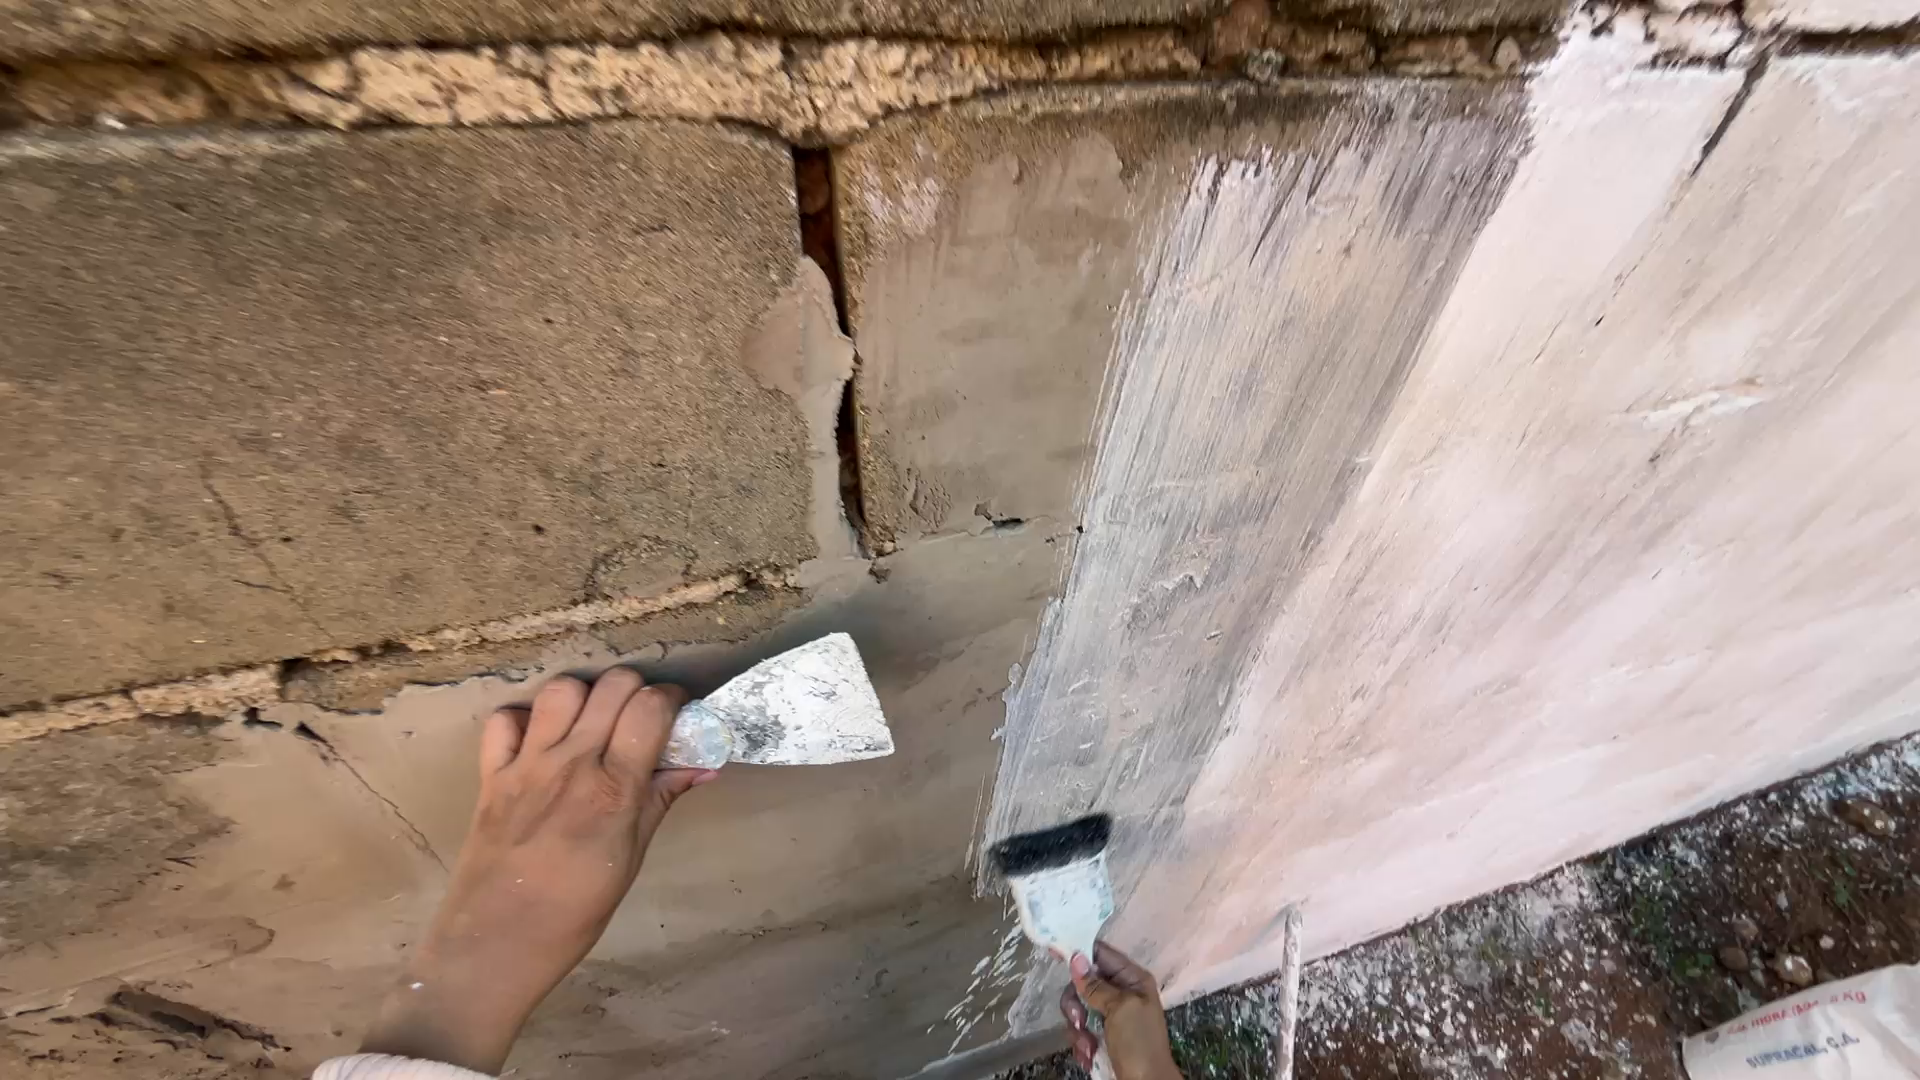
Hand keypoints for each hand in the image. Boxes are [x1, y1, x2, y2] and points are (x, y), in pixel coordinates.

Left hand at [360, 668, 716, 1073]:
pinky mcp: (490, 776)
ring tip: (594, 720)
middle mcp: (572, 764)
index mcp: (614, 788)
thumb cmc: (575, 911)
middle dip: (637, 689)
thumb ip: (663, 798)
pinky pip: (504, 721)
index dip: (673, 698)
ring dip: (586, 695)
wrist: (491, 951)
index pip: (652, 708)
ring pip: (562, 689)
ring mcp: (526, 766)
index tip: (679, 711)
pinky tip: (542, 740)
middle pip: (614, 685)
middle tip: (640, 715)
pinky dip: (526, 719)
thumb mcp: (633, 856)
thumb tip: (706, 765)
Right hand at [1060, 942, 1180, 1079]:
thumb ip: (1096, 984)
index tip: (1055, 953)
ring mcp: (1109, 1016)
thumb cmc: (1139, 1044)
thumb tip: (1076, 956)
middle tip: (1079, 1019)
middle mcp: (1120, 993)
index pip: (1101, 953)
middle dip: (1076, 1002)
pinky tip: (1089, 1056)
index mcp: (1132, 979)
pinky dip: (1081, 1043)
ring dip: (1077, 1028)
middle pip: (1083, 982)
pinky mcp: (1100, 1037)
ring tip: (1087, 1045)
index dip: (1079, 952)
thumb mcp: (1120, 1009)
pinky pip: (1079, 1029)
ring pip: (1078, 1007)